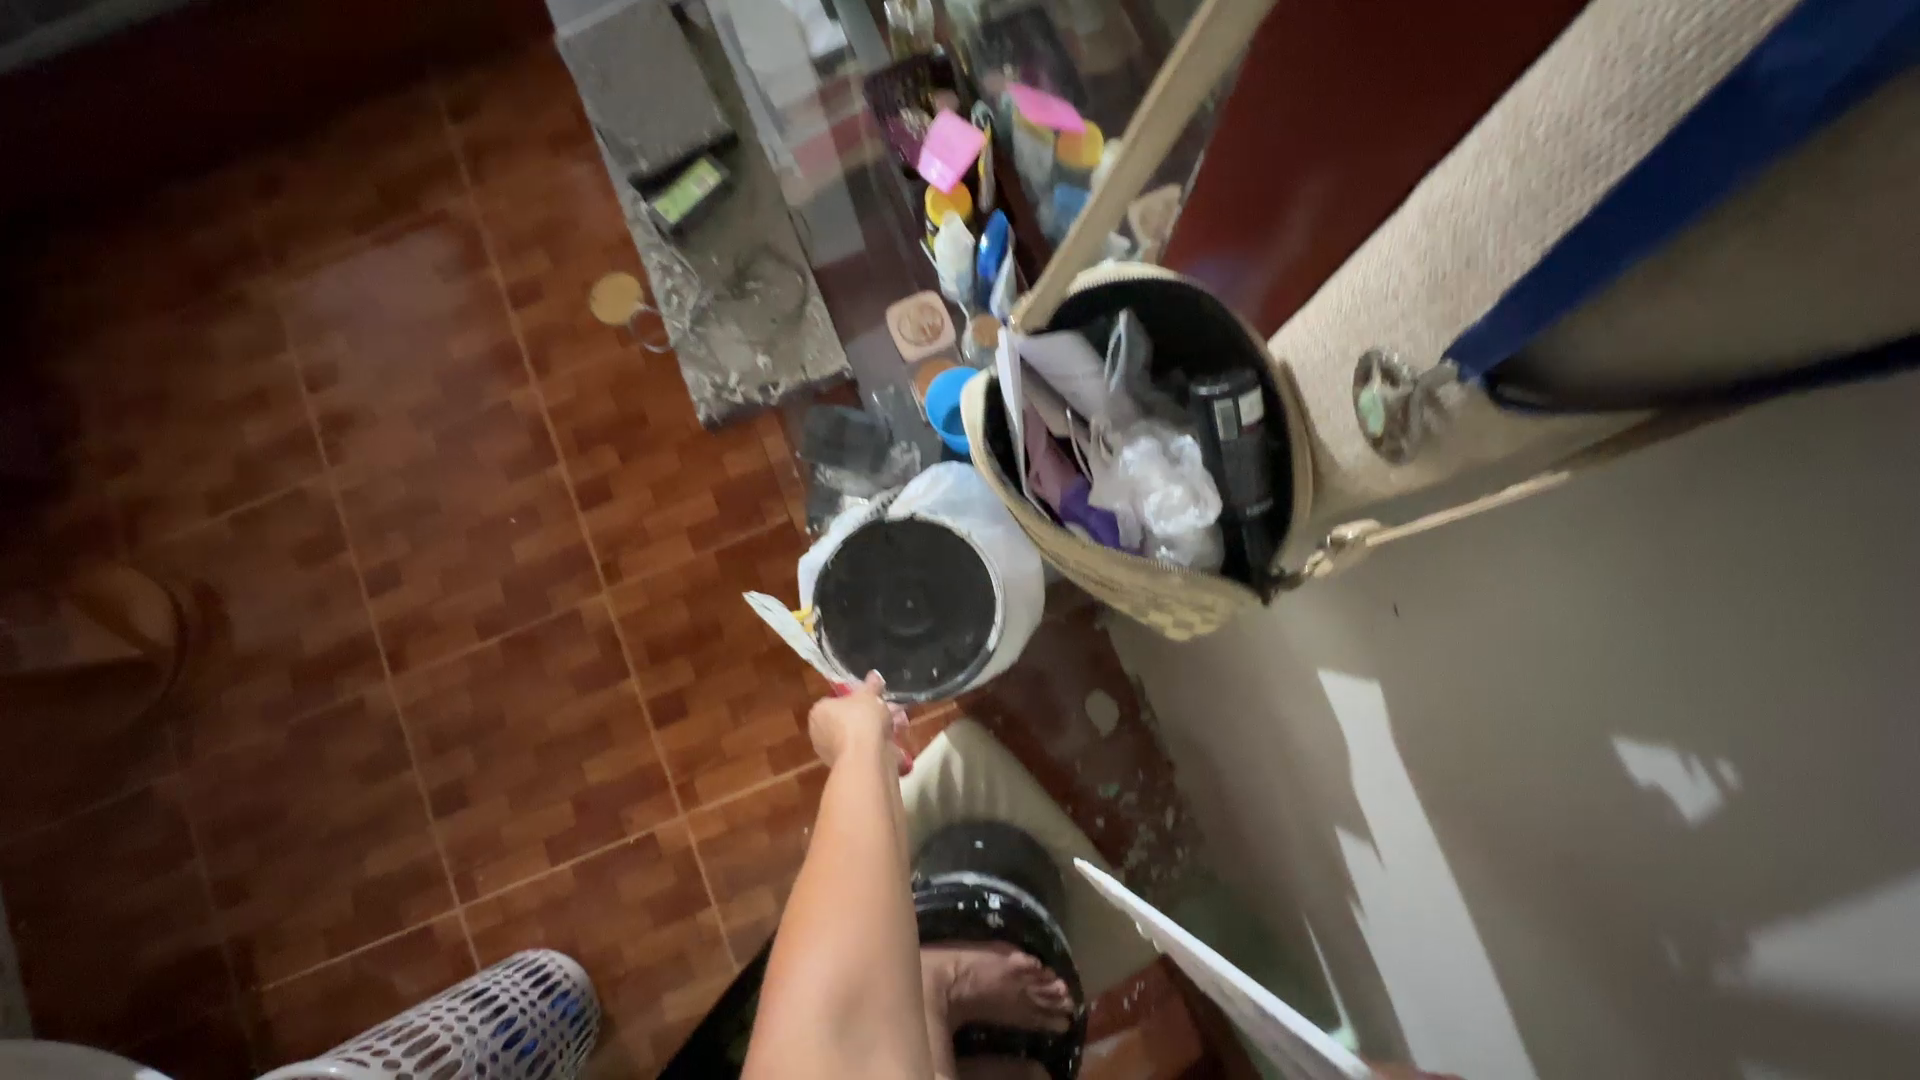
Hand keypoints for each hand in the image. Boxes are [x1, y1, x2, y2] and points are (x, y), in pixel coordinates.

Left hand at [808, 671, 911, 774]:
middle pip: (848, 720)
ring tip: (899, 724)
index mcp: (819, 712)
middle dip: (871, 715)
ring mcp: (832, 753)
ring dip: (878, 730)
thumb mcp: (869, 695)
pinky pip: (864, 751)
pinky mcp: (848, 767)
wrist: (865, 757)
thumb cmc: (860, 719)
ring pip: (859, 736)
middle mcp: (820, 733)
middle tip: (890, 709)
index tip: (872, 698)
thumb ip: (871, 685)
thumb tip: (874, 675)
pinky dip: (878, 746)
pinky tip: (895, 741)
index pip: (835, 701)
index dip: (855, 699)